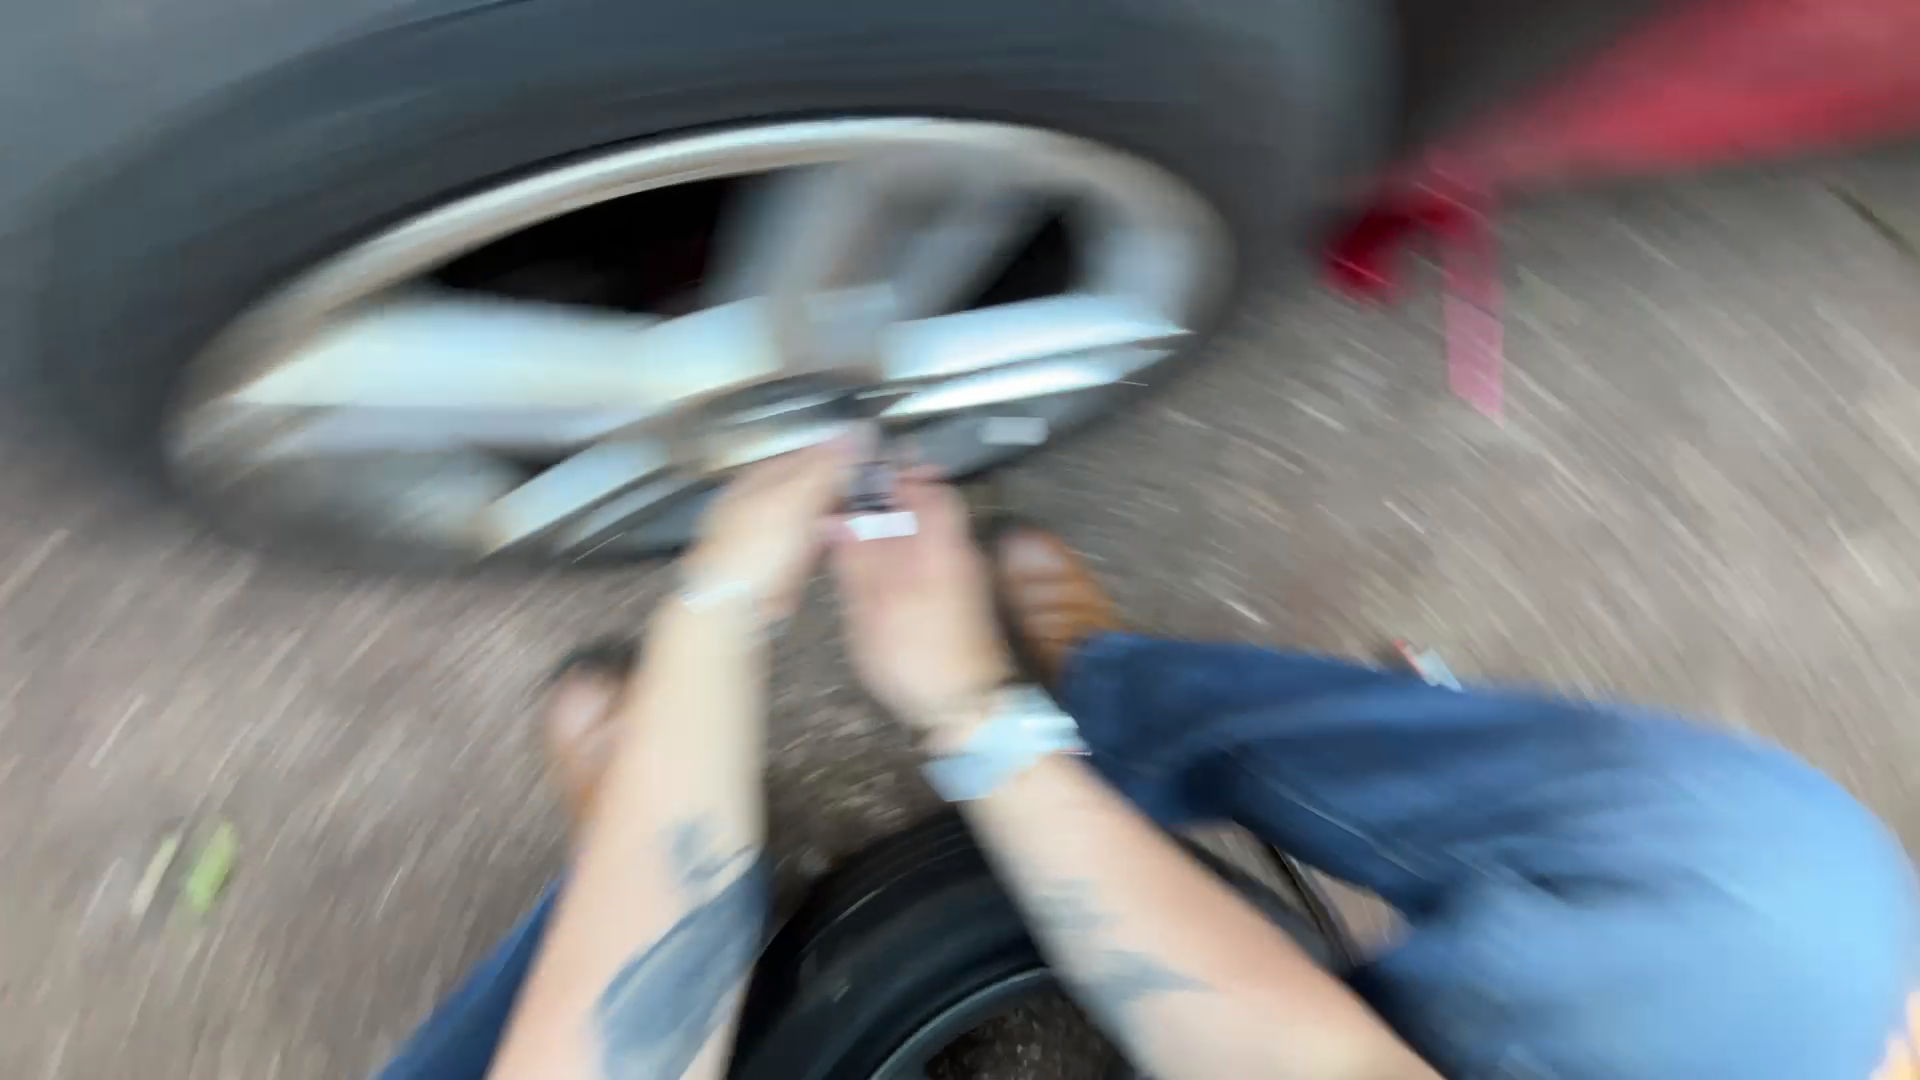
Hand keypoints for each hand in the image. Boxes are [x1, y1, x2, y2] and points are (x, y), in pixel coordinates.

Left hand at [686, 432, 860, 621]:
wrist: (734, 608)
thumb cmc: (757, 549)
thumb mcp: (795, 499)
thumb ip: (828, 467)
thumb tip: (858, 430)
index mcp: (756, 480)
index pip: (804, 455)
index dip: (838, 453)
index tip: (869, 456)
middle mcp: (760, 504)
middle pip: (808, 485)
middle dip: (840, 485)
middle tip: (874, 487)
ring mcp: (768, 535)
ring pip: (812, 514)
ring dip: (838, 513)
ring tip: (867, 513)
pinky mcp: (779, 563)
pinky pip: (811, 542)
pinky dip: (830, 538)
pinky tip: (847, 538)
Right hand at [829, 477, 1014, 738]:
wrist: (965, 708)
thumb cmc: (918, 660)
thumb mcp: (871, 609)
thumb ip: (856, 559)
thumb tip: (838, 520)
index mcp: (939, 549)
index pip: (932, 489)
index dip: (904, 474)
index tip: (875, 474)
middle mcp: (959, 556)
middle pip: (933, 509)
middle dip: (898, 501)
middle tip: (865, 505)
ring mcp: (965, 579)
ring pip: (934, 535)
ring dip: (903, 529)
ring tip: (868, 540)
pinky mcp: (962, 601)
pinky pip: (936, 560)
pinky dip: (911, 556)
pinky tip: (886, 576)